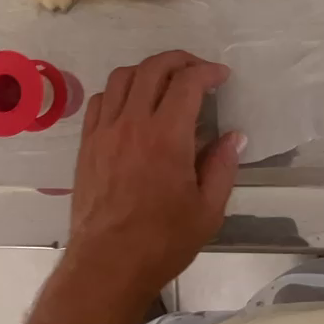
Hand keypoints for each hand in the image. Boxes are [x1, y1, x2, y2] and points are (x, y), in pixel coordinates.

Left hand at [64, 51, 243, 298]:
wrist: (108, 263)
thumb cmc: (162, 240)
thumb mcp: (207, 210)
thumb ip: (223, 167)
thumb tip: (234, 136)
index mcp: (167, 136)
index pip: (187, 82)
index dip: (207, 71)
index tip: (221, 75)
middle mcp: (134, 121)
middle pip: (153, 68)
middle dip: (179, 60)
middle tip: (197, 69)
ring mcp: (106, 128)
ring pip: (123, 76)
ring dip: (147, 70)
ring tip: (164, 80)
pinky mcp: (88, 140)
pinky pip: (101, 99)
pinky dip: (120, 90)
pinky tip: (131, 103)